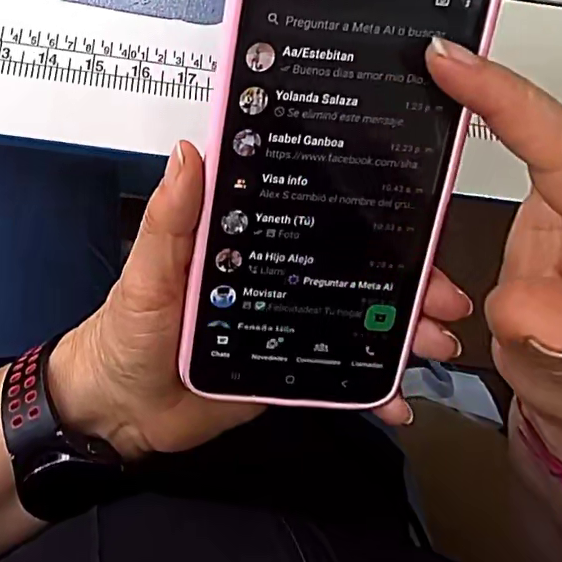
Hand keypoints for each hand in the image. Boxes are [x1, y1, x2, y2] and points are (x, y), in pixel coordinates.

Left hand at [47, 142, 476, 458]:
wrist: (121, 407)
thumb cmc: (125, 332)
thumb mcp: (146, 273)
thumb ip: (169, 220)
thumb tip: (189, 154)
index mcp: (231, 243)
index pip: (296, 211)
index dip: (351, 211)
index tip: (405, 215)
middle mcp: (260, 276)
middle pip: (340, 264)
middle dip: (397, 274)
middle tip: (440, 292)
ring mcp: (277, 322)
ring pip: (350, 315)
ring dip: (398, 326)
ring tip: (434, 342)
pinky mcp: (283, 368)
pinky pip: (339, 371)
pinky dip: (373, 385)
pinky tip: (398, 398)